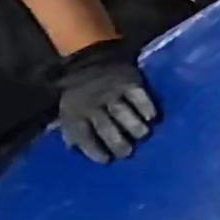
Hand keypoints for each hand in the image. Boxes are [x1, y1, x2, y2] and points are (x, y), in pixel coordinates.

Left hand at [54, 38, 157, 162]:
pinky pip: (139, 97)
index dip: (95, 151)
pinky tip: (151, 118)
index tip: (107, 160)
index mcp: (76, 112)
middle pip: (107, 128)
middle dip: (118, 143)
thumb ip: (73, 129)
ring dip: (134, 127)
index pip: (85, 136)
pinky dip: (146, 108)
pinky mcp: (129, 82)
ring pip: (124, 114)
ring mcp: (112, 93)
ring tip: (142, 135)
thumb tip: (74, 149)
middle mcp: (94, 104)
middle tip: (128, 152)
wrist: (92, 58)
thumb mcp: (69, 109)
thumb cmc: (81, 92)